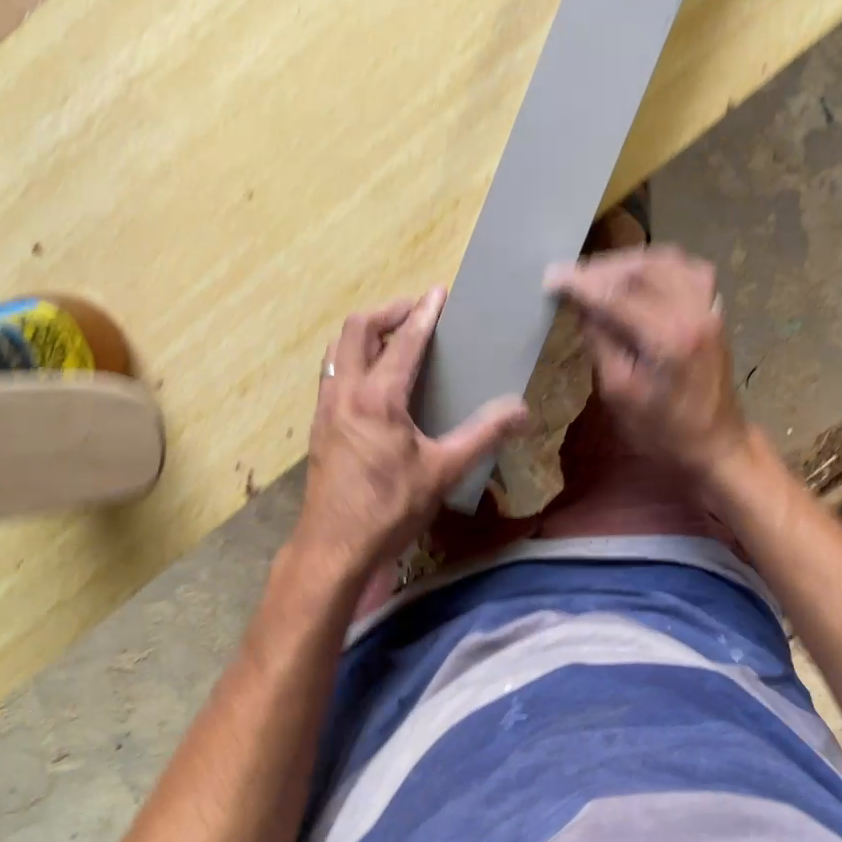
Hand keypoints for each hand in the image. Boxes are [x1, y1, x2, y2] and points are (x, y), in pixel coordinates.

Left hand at [292, 289, 527, 573]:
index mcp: (377, 398)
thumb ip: (483, 435)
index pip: (404, 341)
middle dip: (388, 312)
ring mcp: (326, 409)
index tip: (440, 292)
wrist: (334, 548)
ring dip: (366, 334)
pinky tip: (375, 382)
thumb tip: (522, 410)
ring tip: (396, 339)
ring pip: (338, 350)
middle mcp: (345, 393)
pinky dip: (353, 358)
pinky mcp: (320, 426)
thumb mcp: (444, 472)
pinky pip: (333, 373)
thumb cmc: (390, 509)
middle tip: (417, 312)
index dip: (424, 313)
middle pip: (356, 329)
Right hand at [544, 246, 748, 478]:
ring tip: (600, 277)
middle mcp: (693, 311)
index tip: (551, 278)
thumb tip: (583, 302)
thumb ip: (600, 340)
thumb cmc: (663, 430)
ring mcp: (709, 306)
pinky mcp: (714, 308)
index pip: (615, 294)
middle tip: (571, 279)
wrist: (717, 443)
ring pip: (665, 260)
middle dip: (601, 269)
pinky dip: (659, 265)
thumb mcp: (618, 391)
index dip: (580, 283)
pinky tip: (639, 277)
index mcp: (668, 337)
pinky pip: (687, 268)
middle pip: (641, 268)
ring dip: (629, 262)